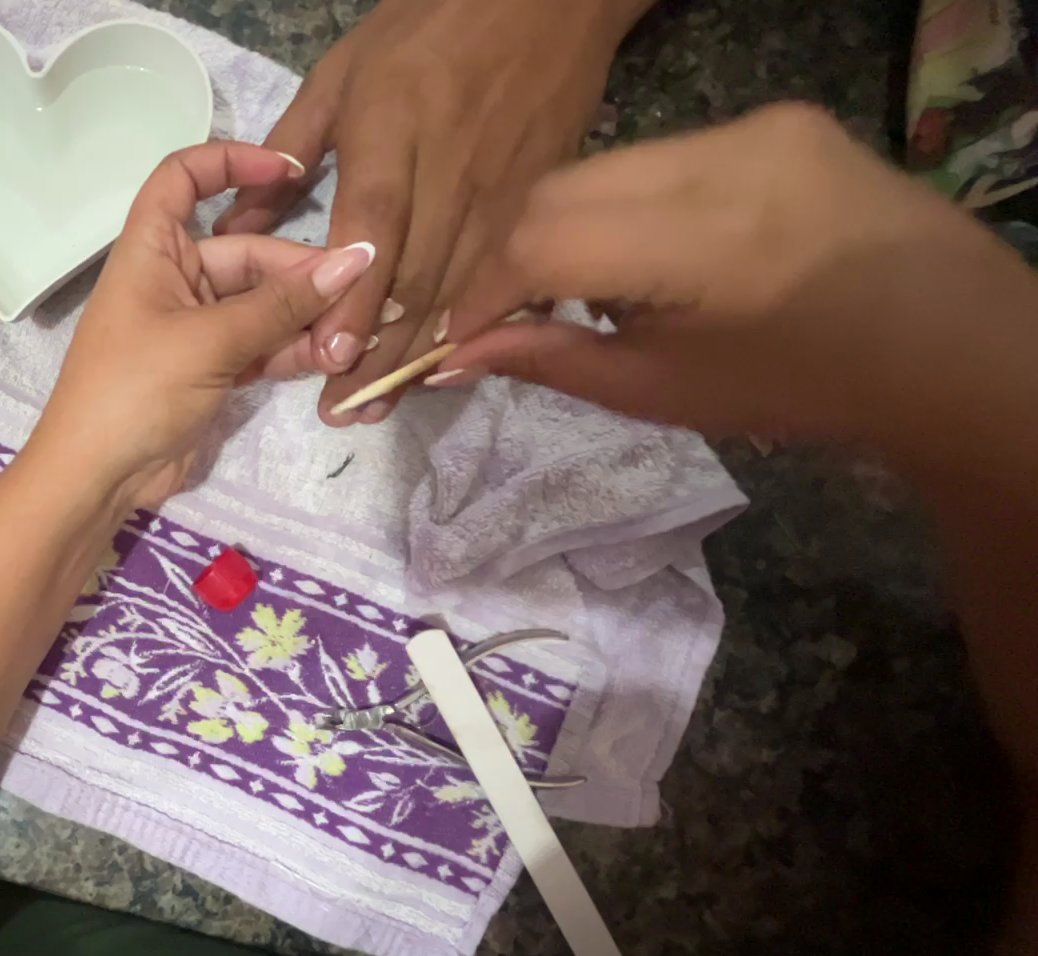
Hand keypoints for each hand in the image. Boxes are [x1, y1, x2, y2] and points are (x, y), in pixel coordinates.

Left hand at [30, 141, 374, 507]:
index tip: (287, 171)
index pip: (182, 178)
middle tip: (356, 293)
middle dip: (298, 273)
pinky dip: (289, 349)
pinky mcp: (209, 369)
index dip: (229, 161)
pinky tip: (331, 356)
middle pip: (245, 253)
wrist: (99, 476)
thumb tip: (355, 260)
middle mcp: (172, 280)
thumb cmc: (136, 390)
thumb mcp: (208, 341)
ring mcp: (193, 327)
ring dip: (303, 316)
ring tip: (354, 331)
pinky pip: (258, 345)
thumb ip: (281, 305)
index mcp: (151, 250)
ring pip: (259, 304)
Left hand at [214, 0, 649, 424]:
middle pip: (415, 276)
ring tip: (374, 407)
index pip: (375, 228)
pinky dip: (463, 329)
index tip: (332, 354)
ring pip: (455, 289)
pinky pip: (494, 279)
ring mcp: (499, 189)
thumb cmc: (424, 25)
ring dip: (414, 355)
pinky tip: (432, 370)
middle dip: (377, 349)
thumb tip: (236, 222)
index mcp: (392, 131)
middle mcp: (449, 169)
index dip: (355, 297)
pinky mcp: (531, 203)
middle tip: (341, 407)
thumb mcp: (340, 75)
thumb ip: (286, 152)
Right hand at [439, 103, 1037, 458]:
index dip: (479, 295)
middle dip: (502, 262)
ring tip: (559, 295)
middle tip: (495, 320)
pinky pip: (639, 162)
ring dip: (547, 235)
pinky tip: (620, 259)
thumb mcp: (651, 389)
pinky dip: (599, 212)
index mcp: (706, 238)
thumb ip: (544, 360)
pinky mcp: (767, 123)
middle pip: (552, 194)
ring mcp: (752, 128)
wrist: (950, 345)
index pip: (540, 243)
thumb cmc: (795, 387)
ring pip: (587, 172)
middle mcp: (727, 156)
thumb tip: (449, 360)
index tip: (456, 343)